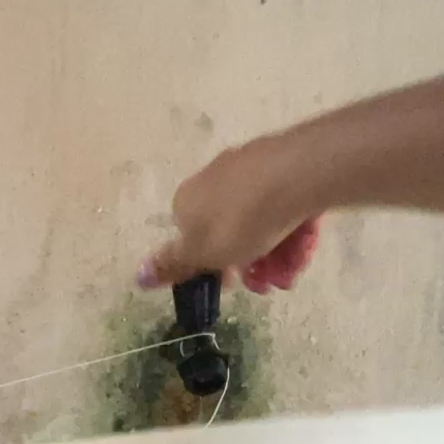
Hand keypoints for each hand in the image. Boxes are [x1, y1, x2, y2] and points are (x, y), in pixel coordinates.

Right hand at [143, 134, 323, 294]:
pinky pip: (282, 203)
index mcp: (185, 201)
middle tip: (265, 282)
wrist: (298, 174)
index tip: (230, 281)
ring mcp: (248, 167)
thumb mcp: (201, 255)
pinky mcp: (283, 162)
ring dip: (272, 253)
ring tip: (290, 271)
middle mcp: (211, 180)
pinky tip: (304, 243)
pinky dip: (290, 227)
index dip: (208, 265)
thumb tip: (138, 277)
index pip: (189, 238)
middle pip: (227, 233)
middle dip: (246, 263)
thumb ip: (172, 266)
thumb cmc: (241, 222)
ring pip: (257, 222)